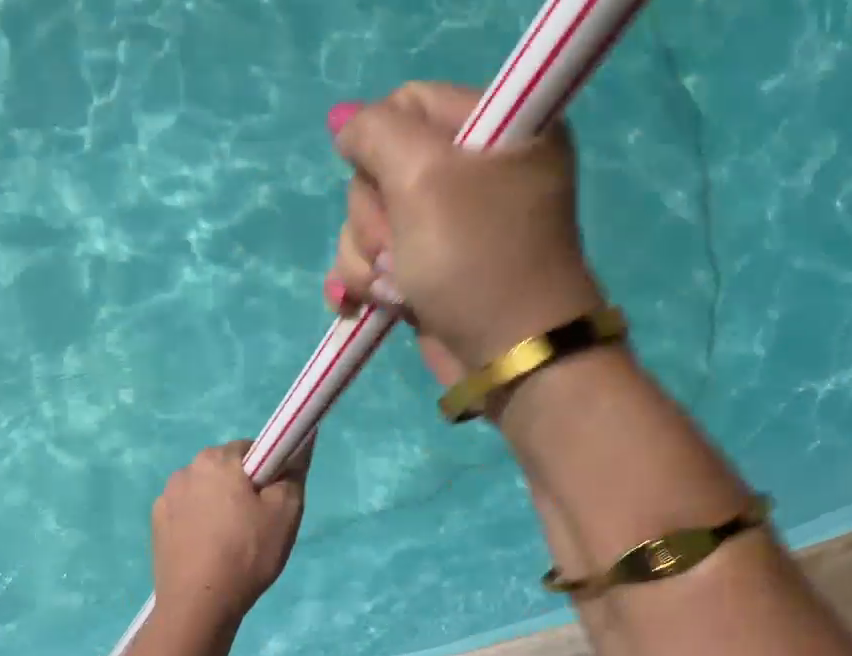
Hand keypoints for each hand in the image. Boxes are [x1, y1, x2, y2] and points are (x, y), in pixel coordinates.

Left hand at [152, 441, 307, 623]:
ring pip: (204, 492)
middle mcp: (185, 470)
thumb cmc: (247, 553)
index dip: (268, 473)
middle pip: (225, 470)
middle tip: (256, 526)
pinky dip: (198, 525)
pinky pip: (186, 513)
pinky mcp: (156, 524)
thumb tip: (298, 441)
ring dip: (217, 507)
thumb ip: (293, 470)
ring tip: (229, 544)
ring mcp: (165, 497)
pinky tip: (207, 552)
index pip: (252, 450)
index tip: (273, 503)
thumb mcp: (286, 512)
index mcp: (216, 459)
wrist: (199, 603)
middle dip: (241, 490)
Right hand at [323, 83, 605, 377]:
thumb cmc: (475, 259)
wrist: (508, 355)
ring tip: (391, 289)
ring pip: (366, 222)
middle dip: (371, 219)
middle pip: (377, 170)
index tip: (391, 187)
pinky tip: (359, 303)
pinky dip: (358, 283)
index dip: (379, 144)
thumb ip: (376, 134)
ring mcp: (446, 224)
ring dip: (362, 260)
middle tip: (398, 249)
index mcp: (495, 127)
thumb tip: (344, 127)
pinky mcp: (425, 267)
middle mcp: (472, 169)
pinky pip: (370, 260)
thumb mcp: (423, 179)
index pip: (406, 103)